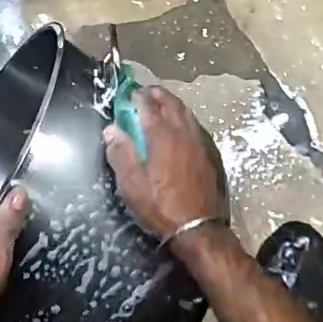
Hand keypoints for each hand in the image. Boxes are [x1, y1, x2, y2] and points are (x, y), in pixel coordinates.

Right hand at [106, 85, 225, 237]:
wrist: (199, 229)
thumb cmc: (161, 206)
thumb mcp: (132, 184)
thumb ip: (121, 153)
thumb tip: (111, 129)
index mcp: (162, 137)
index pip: (149, 106)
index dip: (139, 97)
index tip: (130, 93)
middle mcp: (183, 134)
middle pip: (172, 104)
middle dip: (159, 94)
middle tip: (148, 92)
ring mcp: (201, 144)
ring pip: (188, 113)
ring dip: (174, 104)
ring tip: (164, 104)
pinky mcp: (211, 155)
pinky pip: (197, 127)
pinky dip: (187, 119)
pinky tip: (183, 127)